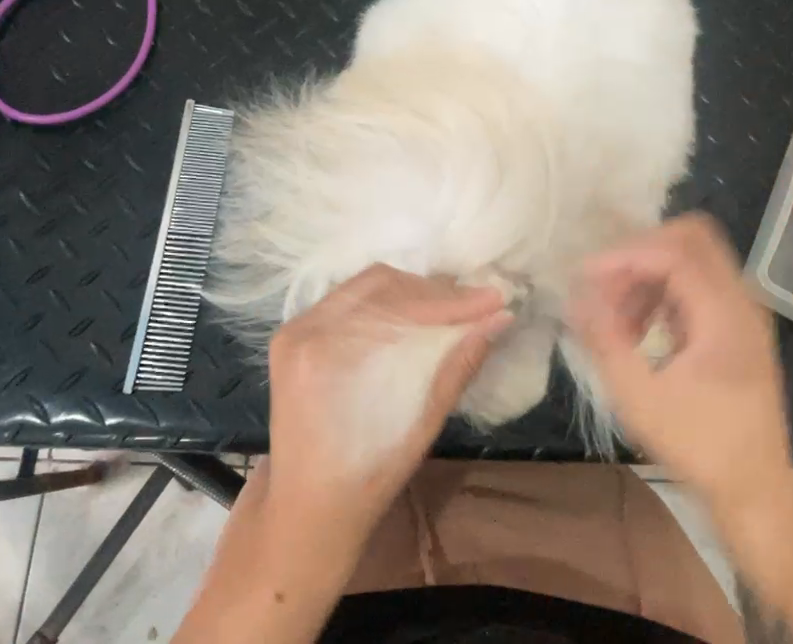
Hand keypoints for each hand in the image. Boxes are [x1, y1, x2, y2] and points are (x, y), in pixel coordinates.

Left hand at [258, 264, 512, 540]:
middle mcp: (303, 329)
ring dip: (412, 295)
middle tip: (477, 304)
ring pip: (363, 289)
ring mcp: (294, 330)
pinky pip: (347, 304)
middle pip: (378, 284)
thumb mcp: (419, 426)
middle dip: (433, 292)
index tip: (494, 300)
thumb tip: (498, 319)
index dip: (449, 300)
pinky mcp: (294, 336)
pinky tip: (415, 318)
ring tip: (453, 309)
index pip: (395, 303)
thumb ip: (455, 366)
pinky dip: (386, 306)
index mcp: (324, 352)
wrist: (308, 508)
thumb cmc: (365, 478)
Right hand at [570, 214, 792, 508]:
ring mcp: (741, 313)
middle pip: (689, 238)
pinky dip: (660, 293)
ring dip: (646, 276)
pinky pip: (694, 285)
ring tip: (615, 319)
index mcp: (725, 315)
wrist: (755, 491)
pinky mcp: (734, 328)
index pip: (673, 252)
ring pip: (690, 260)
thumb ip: (605, 340)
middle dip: (638, 254)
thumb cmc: (698, 447)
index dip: (624, 256)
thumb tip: (574, 297)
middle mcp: (741, 302)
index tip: (585, 277)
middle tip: (604, 287)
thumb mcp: (639, 398)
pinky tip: (637, 331)